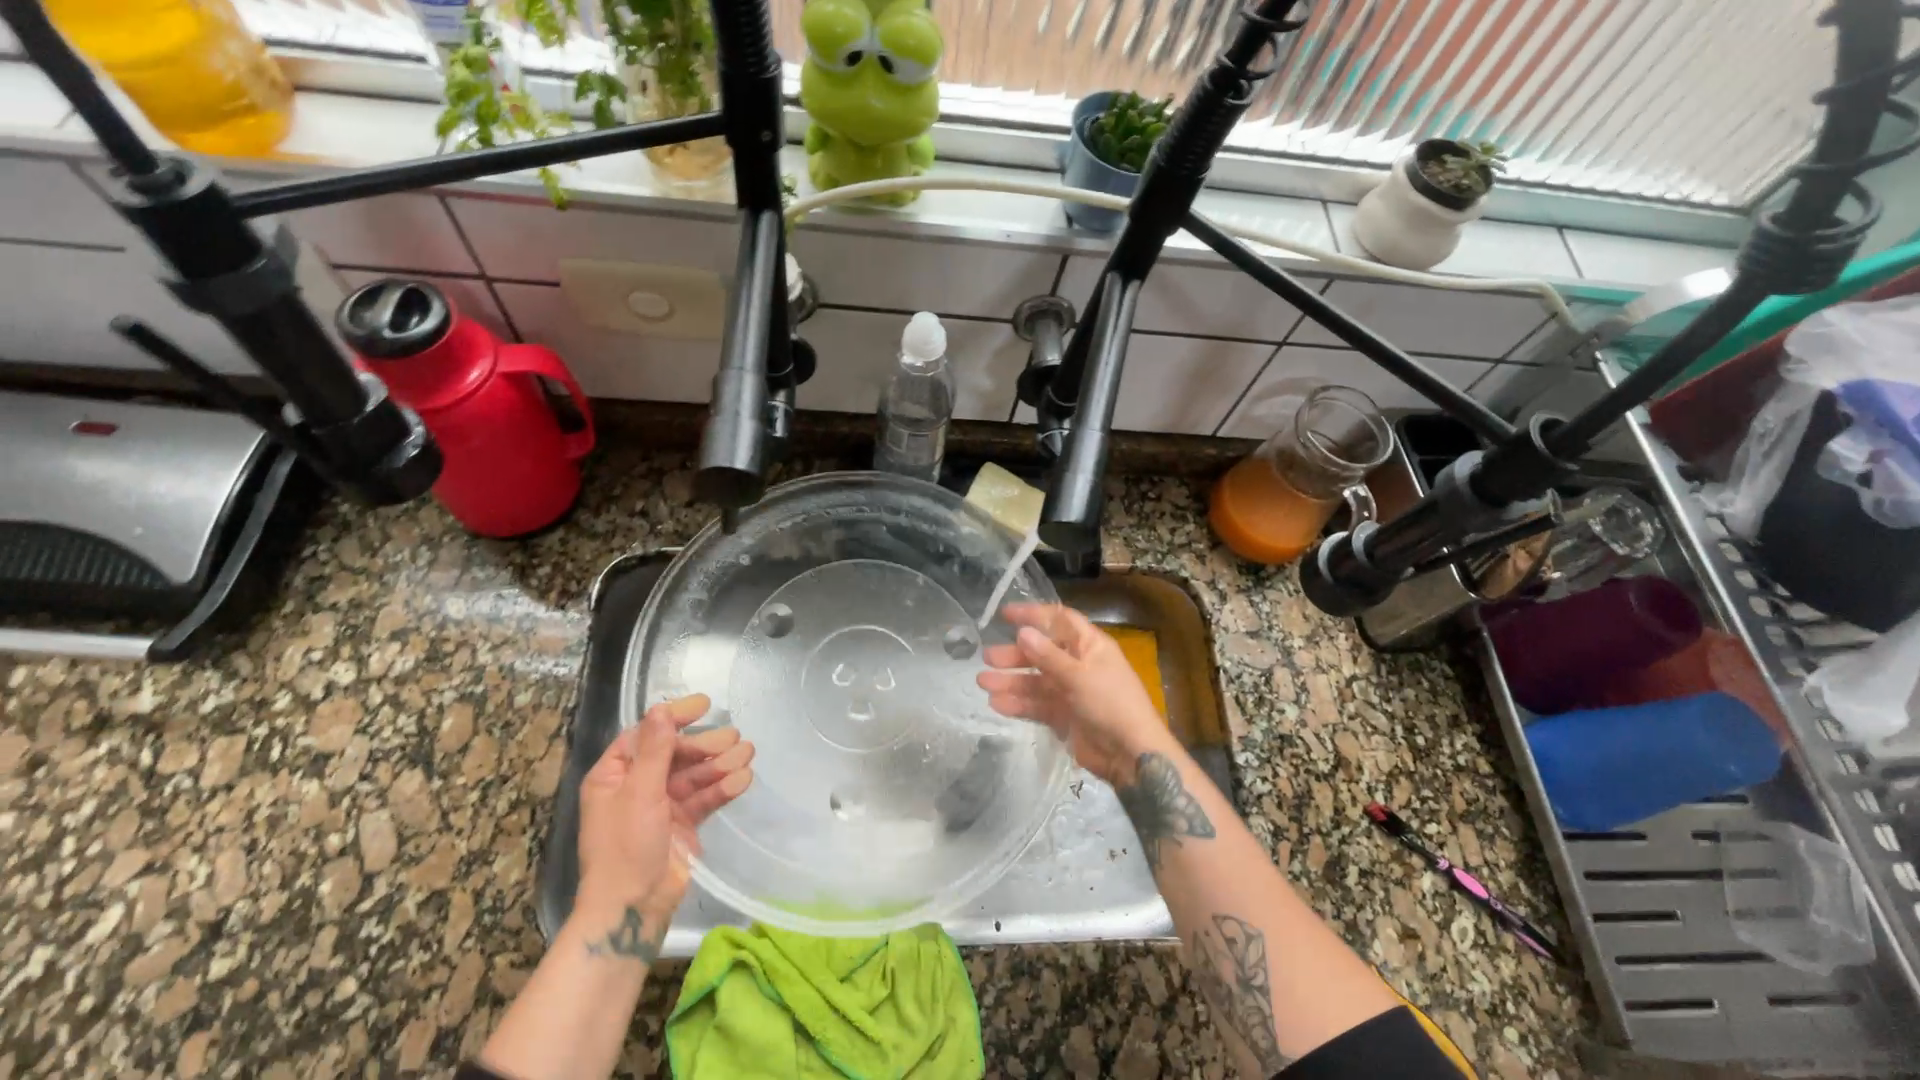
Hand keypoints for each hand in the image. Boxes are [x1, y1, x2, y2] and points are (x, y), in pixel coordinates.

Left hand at [575, 694, 753, 927]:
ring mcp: (661, 807)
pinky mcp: (682, 825)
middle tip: (734, 737)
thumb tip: (661, 710)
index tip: (703, 705)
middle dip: (704, 745)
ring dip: (719, 765)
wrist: (633, 906)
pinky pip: (704, 799)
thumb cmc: (625, 846)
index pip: (646, 735)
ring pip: (694, 776)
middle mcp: (636, 787)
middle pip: (675, 754)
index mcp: (614, 776)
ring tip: (747, 753)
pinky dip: (723, 788)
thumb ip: (655, 750)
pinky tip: (743, 778)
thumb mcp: (638, 793)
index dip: (673, 718)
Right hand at [975, 603, 1175, 786]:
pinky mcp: (1065, 717)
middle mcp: (1079, 665)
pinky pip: (1037, 705)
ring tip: (983, 683)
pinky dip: (1019, 704)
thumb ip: (1048, 656)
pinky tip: (997, 704)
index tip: (1004, 614)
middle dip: (1015, 655)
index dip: (1034, 615)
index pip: (1060, 621)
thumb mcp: (1079, 676)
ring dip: (1011, 681)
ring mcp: (1071, 692)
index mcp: (1090, 647)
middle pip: (1042, 653)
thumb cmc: (1110, 704)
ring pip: (1036, 681)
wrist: (1130, 754)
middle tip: (987, 657)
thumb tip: (1022, 631)